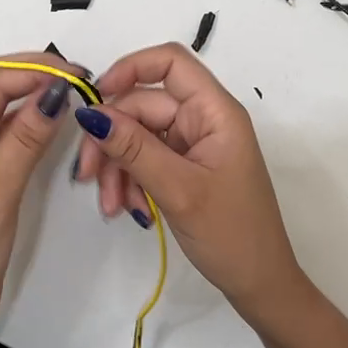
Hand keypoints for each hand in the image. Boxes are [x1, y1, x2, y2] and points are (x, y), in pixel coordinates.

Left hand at [0, 52, 77, 343]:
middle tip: (86, 80)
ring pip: (7, 112)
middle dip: (38, 78)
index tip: (79, 72)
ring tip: (79, 95)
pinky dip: (35, 126)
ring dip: (39, 100)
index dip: (34, 70)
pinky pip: (11, 137)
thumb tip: (57, 90)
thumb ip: (25, 140)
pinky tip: (59, 124)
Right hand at [74, 43, 301, 311]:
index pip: (170, 62)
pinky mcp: (183, 165)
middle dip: (111, 138)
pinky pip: (144, 157)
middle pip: (142, 105)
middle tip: (87, 175)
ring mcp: (192, 143)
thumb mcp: (179, 190)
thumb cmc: (233, 234)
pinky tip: (126, 208)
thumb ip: (134, 149)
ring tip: (111, 204)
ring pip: (137, 134)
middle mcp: (203, 118)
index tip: (96, 98)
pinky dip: (129, 178)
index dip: (130, 68)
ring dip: (117, 165)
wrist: (260, 285)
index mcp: (215, 111)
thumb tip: (90, 114)